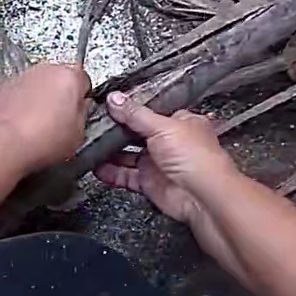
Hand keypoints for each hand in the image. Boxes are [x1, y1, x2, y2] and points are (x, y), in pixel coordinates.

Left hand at [0, 64, 92, 173]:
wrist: (5, 144)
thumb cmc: (40, 139)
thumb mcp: (79, 134)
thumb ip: (83, 114)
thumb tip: (81, 110)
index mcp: (69, 77)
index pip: (84, 80)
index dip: (83, 97)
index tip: (79, 111)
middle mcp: (45, 70)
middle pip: (60, 80)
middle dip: (61, 97)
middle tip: (60, 121)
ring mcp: (22, 78)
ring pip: (38, 85)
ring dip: (40, 100)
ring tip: (39, 126)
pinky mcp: (3, 88)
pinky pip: (19, 94)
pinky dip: (22, 105)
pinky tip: (23, 125)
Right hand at [94, 93, 239, 225]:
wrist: (202, 196)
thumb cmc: (197, 158)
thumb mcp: (162, 126)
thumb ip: (134, 114)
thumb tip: (115, 99)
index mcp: (178, 123)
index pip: (149, 112)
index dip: (129, 110)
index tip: (108, 107)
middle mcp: (169, 143)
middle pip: (135, 134)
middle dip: (116, 132)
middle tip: (96, 127)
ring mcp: (158, 163)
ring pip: (128, 156)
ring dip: (110, 153)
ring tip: (92, 146)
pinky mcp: (149, 182)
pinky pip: (125, 176)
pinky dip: (111, 173)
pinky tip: (98, 167)